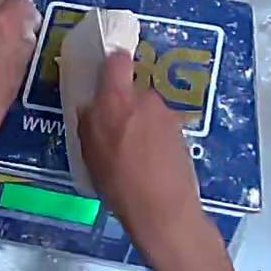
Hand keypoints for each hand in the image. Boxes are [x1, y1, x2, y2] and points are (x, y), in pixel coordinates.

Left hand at [0, 0, 37, 148]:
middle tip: (19, 33)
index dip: (29, 14)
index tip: (33, 27)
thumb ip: (26, 38)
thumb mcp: (23, 64)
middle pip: (1, 0)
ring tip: (2, 43)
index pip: (22, 1)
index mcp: (4, 19)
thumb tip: (27, 28)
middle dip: (10, 13)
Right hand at [78, 52, 214, 267]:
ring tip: (131, 154)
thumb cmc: (118, 181)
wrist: (164, 211)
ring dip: (139, 123)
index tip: (104, 77)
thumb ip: (89, 121)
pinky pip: (160, 127)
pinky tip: (147, 164)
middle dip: (123, 104)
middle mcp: (145, 99)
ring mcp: (166, 116)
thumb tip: (92, 106)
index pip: (117, 60)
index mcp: (117, 99)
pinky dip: (153, 138)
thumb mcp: (89, 152)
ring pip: (146, 110)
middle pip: (131, 89)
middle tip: (114, 131)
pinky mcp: (181, 133)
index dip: (110, 64)